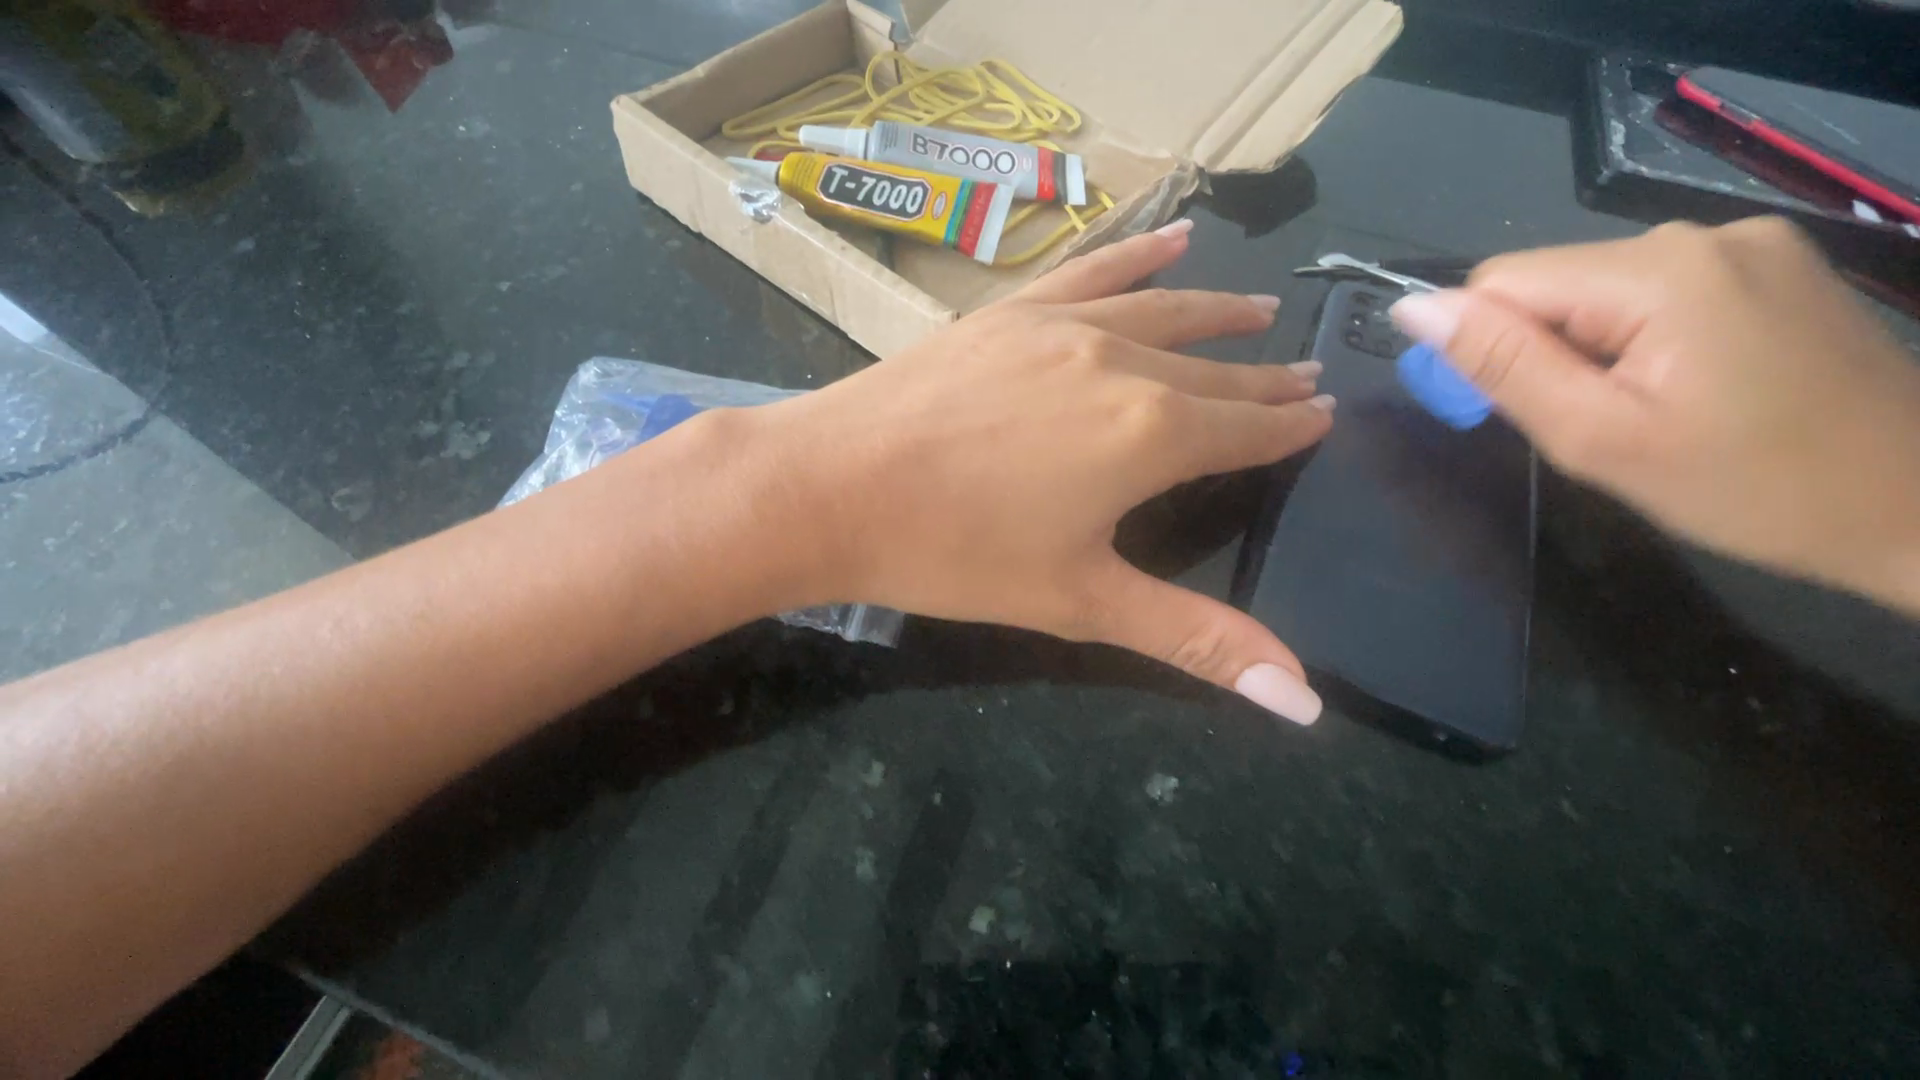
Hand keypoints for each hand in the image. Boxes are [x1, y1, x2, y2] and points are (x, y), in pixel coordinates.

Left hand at [760, 221, 1334, 723]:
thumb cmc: (955, 554)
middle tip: (1307, 376)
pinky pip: (1091, 273)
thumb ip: (1196, 639)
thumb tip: (1305, 703)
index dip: (1289, 427)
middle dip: (1263, 380)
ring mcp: (1060, 327)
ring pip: (1161, 313)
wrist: (830, 488)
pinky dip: (1137, 255)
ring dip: (1217, 313)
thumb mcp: (1083, 602)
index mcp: (1148, 436)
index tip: (1326, 412)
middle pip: (1212, 373)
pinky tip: (1172, 236)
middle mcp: (1119, 364)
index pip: (1245, 430)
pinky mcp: (1008, 312)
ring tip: (1262, 310)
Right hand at [1390, 217, 1919, 612]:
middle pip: (1552, 282)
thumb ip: (1500, 366)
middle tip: (1590, 423)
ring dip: (1588, 348)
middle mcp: (1701, 234)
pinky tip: (1684, 384)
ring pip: (1597, 289)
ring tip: (1643, 409)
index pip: (1500, 281)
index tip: (1518, 407)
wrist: (1917, 507)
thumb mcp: (1598, 438)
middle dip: (1542, 350)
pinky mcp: (1773, 265)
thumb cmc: (1747, 489)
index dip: (1485, 346)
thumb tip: (1412, 310)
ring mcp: (1748, 243)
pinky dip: (1637, 338)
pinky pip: (1653, 292)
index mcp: (1657, 273)